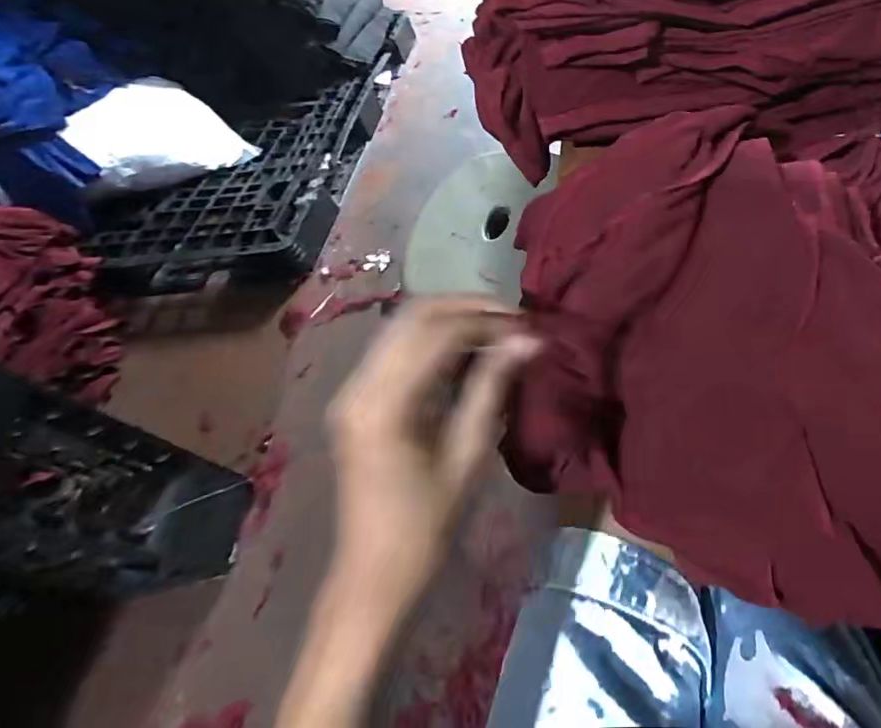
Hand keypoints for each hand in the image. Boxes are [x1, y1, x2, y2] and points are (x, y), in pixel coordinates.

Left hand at [326, 297, 539, 601]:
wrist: (373, 575)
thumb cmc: (427, 525)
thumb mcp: (468, 454)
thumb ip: (493, 387)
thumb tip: (528, 340)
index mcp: (385, 403)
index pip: (439, 332)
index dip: (486, 320)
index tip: (525, 324)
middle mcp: (359, 385)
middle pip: (413, 314)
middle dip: (466, 307)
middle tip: (511, 316)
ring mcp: (352, 389)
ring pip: (401, 324)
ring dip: (448, 317)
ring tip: (494, 327)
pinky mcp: (355, 398)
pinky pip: (394, 347)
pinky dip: (431, 337)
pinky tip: (463, 349)